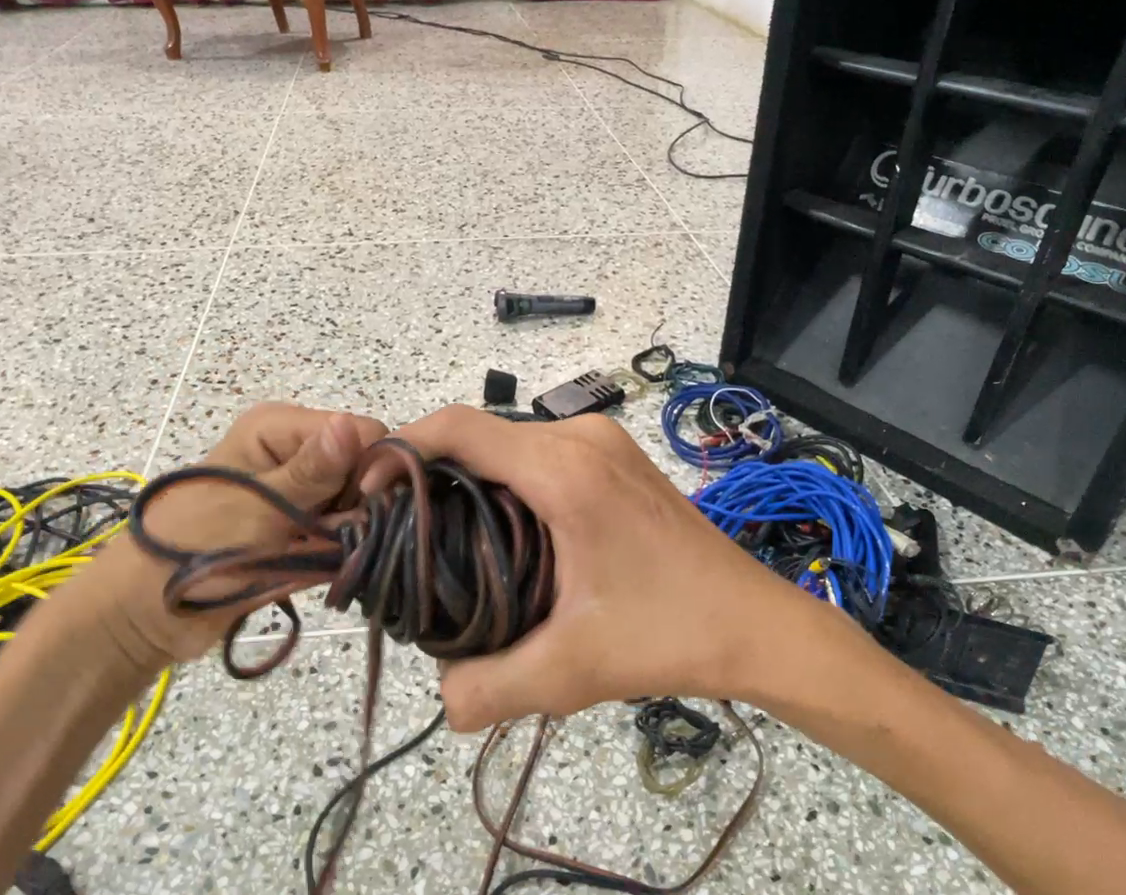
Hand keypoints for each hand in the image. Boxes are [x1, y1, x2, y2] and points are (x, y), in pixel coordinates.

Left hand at [86, 402, 387, 669]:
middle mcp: (297, 454)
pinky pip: (344, 537)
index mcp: (282, 429)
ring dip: (347, 535)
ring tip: (313, 554)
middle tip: (326, 534)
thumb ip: (313, 471)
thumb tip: (351, 423)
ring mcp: (301, 495)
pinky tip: (317, 565)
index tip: (352, 505)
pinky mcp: (302, 532)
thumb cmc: (194, 546)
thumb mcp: (257, 505)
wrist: (144, 614)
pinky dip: (339, 553)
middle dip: (359, 506)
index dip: (369, 469)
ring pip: (360, 507)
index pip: (364, 433)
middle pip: (366, 471)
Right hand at [393, 405, 839, 731]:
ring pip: (508, 445)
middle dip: (429, 475)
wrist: (755, 623)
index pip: (458, 428)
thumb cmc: (670, 634)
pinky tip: (499, 536)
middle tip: (401, 536)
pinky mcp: (615, 459)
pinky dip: (505, 483)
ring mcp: (603, 443)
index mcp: (565, 470)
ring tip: (441, 542)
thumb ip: (490, 687)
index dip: (401, 450)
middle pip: (479, 435)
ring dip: (469, 480)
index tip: (370, 498)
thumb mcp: (572, 669)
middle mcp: (581, 438)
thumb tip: (440, 697)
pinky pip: (539, 455)